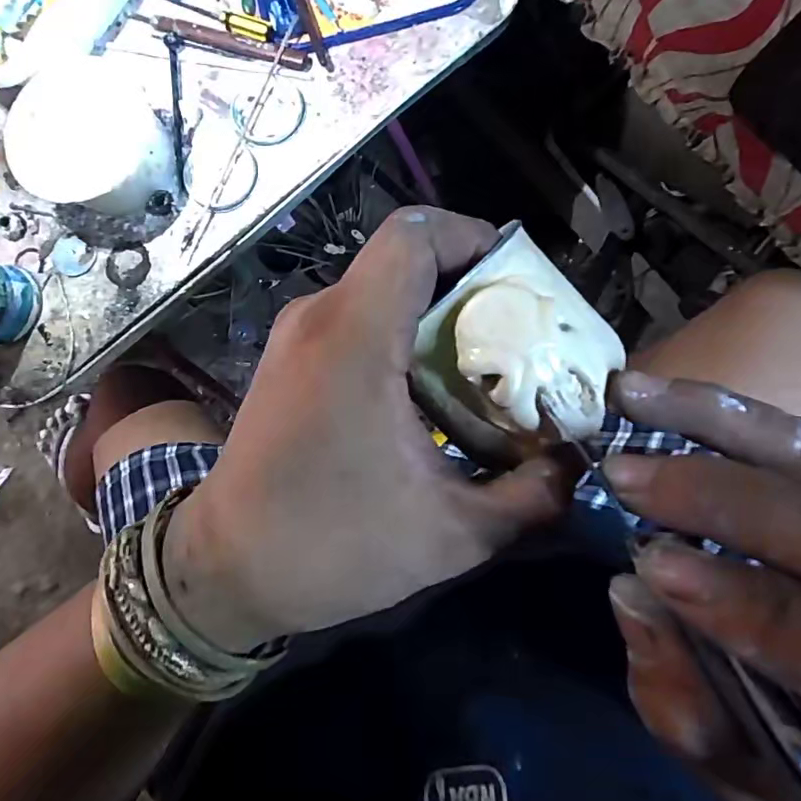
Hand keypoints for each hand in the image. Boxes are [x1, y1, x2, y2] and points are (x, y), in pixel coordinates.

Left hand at [166, 207, 576, 650]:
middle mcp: (317, 318)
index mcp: (356, 336)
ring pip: (376, 292)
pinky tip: (424, 394)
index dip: (474, 239)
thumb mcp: (452, 533)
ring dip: (431, 319)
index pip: (415, 234)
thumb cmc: (332, 547)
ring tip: (479, 373)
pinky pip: (350, 322)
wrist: (227, 567)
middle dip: (468, 289)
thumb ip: (531, 495)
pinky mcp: (284, 362)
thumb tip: (574, 467)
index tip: (520, 287)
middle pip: (402, 261)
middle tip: (518, 341)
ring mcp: (292, 337)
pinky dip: (395, 338)